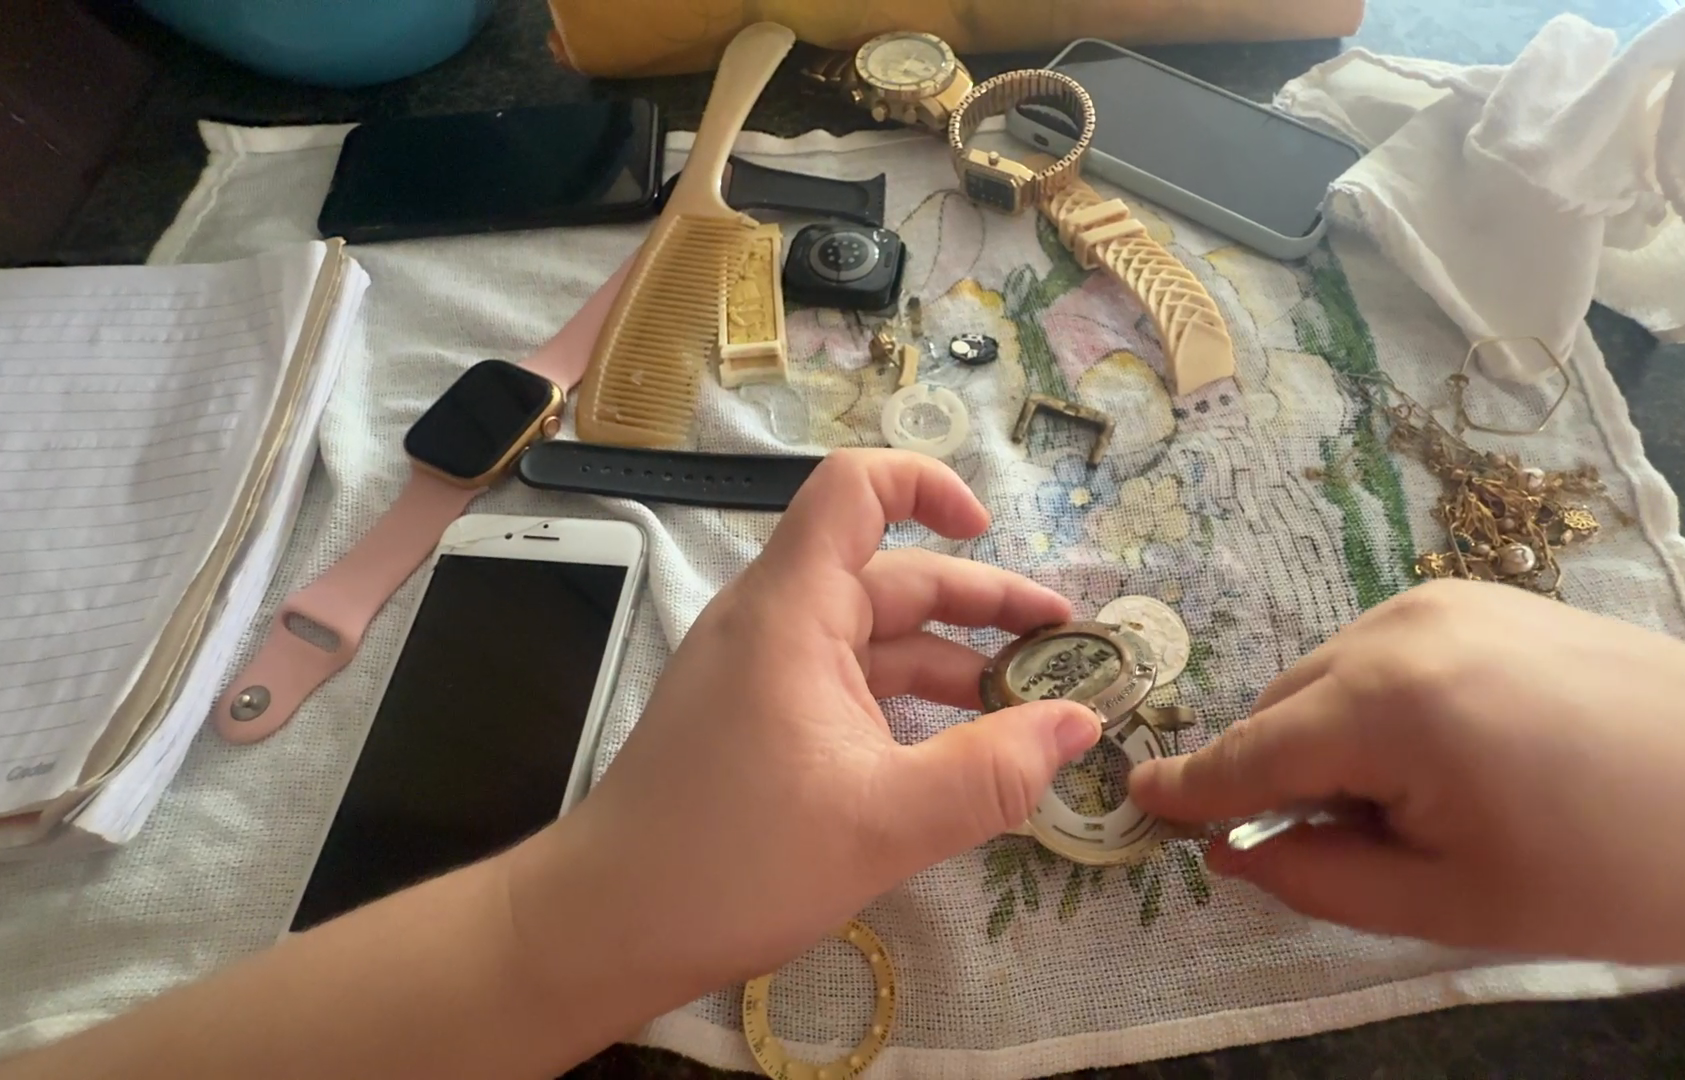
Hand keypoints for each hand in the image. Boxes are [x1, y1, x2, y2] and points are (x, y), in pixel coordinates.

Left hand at [505, 450, 1100, 1028]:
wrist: (603, 928)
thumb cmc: (731, 862)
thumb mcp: (883, 822)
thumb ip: (992, 773)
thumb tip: (1080, 723)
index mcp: (793, 607)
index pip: (854, 487)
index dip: (926, 486)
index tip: (987, 530)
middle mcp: (779, 617)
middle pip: (892, 572)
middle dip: (982, 600)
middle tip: (1062, 641)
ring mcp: (770, 663)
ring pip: (878, 634)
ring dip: (954, 657)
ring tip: (1030, 699)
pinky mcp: (767, 707)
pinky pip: (854, 678)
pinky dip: (912, 696)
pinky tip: (960, 739)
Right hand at [1129, 579, 1684, 964]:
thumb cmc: (1621, 873)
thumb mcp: (1456, 905)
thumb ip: (1318, 877)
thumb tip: (1232, 850)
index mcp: (1390, 707)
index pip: (1254, 753)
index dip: (1193, 784)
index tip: (1139, 794)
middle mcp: (1392, 629)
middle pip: (1281, 709)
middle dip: (1281, 771)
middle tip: (1340, 833)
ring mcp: (1430, 600)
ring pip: (1321, 677)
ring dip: (1327, 734)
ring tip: (1412, 789)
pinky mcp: (1465, 592)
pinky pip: (1370, 652)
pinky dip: (1369, 701)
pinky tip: (1444, 739)